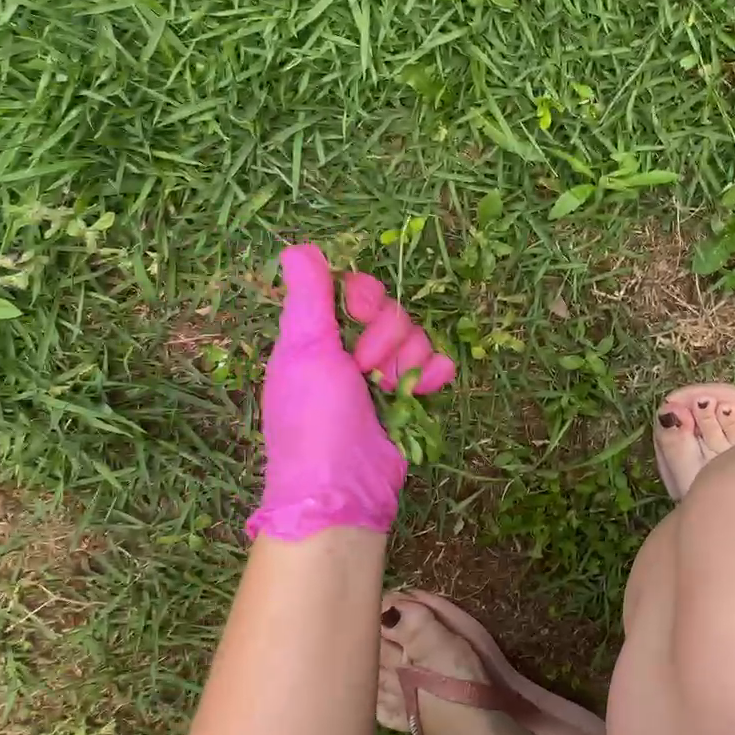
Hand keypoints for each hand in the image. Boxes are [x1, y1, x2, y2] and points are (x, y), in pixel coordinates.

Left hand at [245, 244, 456, 540]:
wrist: (344, 487)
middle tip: (367, 368)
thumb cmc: (313, 419)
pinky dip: (435, 374)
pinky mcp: (410, 395)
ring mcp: (382, 375)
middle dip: (387, 336)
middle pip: (391, 311)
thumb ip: (309, 299)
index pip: (356, 289)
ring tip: (392, 388)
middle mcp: (351, 351)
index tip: (357, 316)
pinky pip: (437, 364)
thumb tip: (298, 247)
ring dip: (409, 360)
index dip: (365, 297)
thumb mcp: (305, 353)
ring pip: (417, 336)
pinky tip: (427, 388)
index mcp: (319, 336)